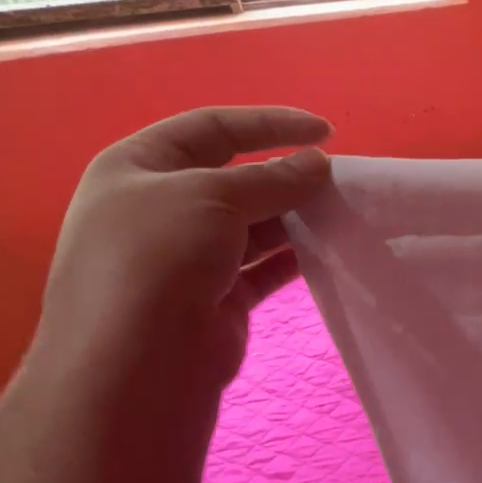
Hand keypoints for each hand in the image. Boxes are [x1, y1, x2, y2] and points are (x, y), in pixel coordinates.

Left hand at [0, 107, 332, 482]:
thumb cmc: (157, 259)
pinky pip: (265, 267)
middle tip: (339, 182)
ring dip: (296, 218)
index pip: (211, 130)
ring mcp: (191, 256)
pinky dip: (296, 258)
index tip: (326, 132)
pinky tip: (329, 252)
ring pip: (254, 225)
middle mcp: (162, 207)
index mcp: (139, 167)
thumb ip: (270, 179)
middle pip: (235, 178)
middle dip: (286, 175)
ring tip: (342, 215)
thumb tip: (318, 165)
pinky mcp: (221, 297)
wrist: (139, 358)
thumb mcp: (210, 198)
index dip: (268, 124)